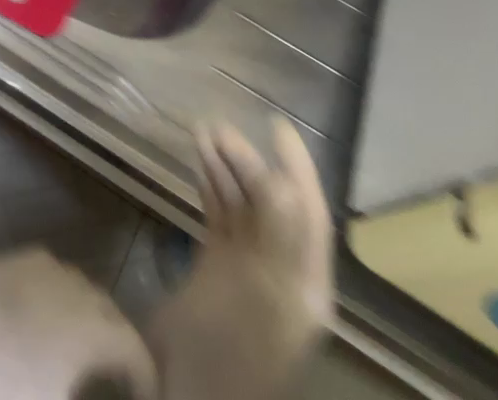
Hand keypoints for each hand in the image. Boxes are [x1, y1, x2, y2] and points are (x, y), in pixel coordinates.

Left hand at [0, 248, 155, 399]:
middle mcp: (60, 288)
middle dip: (116, 339)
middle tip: (112, 372)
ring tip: (80, 342)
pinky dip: (50, 286)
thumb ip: (84, 384)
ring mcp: (22, 270)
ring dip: (84, 308)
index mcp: (83, 330)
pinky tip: (44, 312)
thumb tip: (96, 378)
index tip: (142, 393)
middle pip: (106, 306)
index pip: (132, 346)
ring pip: (73, 280)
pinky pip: (37, 266)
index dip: (143, 374)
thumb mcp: (50, 399)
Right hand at [148, 119, 334, 399]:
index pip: (308, 212)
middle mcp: (282, 269)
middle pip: (271, 204)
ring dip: (225, 169)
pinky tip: (198, 166)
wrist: (189, 392)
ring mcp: (247, 269)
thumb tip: (282, 180)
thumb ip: (276, 237)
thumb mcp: (260, 295)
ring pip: (243, 207)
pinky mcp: (216, 269)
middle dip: (248, 163)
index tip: (276, 126)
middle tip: (217, 125)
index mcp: (305, 280)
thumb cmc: (231, 350)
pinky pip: (219, 219)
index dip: (296, 167)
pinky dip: (210, 190)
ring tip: (201, 131)